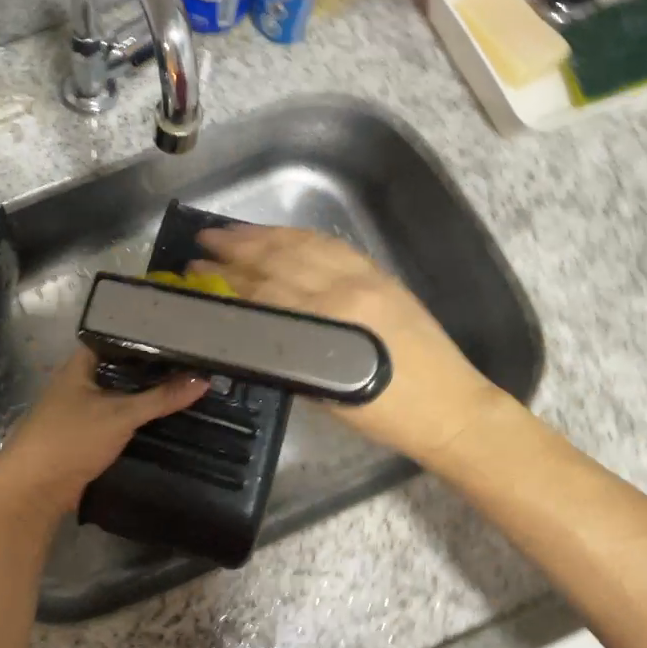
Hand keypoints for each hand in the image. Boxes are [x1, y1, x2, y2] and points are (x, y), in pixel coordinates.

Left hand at [0, 348, 207, 520]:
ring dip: (147, 396)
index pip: (119, 338)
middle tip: (194, 363)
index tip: (182, 336)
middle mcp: (80, 381)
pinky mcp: (87, 435)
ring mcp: (82, 408)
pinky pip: (119, 419)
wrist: (34, 489)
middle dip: (153, 370)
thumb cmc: (71, 439)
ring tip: (189, 386)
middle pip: (122, 369)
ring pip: (121, 396)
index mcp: (80, 364)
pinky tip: (166, 418)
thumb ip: (161, 398)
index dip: (148, 337)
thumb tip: (203, 380)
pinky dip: (139, 418)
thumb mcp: (120, 415)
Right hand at [194, 225, 511, 462]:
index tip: (196, 270)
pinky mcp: (379, 274)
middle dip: (236, 250)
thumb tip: (247, 328)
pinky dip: (299, 236)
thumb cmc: (384, 415)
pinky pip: (332, 246)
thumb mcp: (323, 392)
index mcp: (328, 325)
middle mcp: (345, 291)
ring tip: (231, 232)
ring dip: (263, 236)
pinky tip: (280, 235)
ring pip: (303, 246)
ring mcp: (365, 278)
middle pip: (279, 262)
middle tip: (203, 243)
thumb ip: (285, 354)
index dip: (226, 278)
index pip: (264, 291)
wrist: (451, 408)